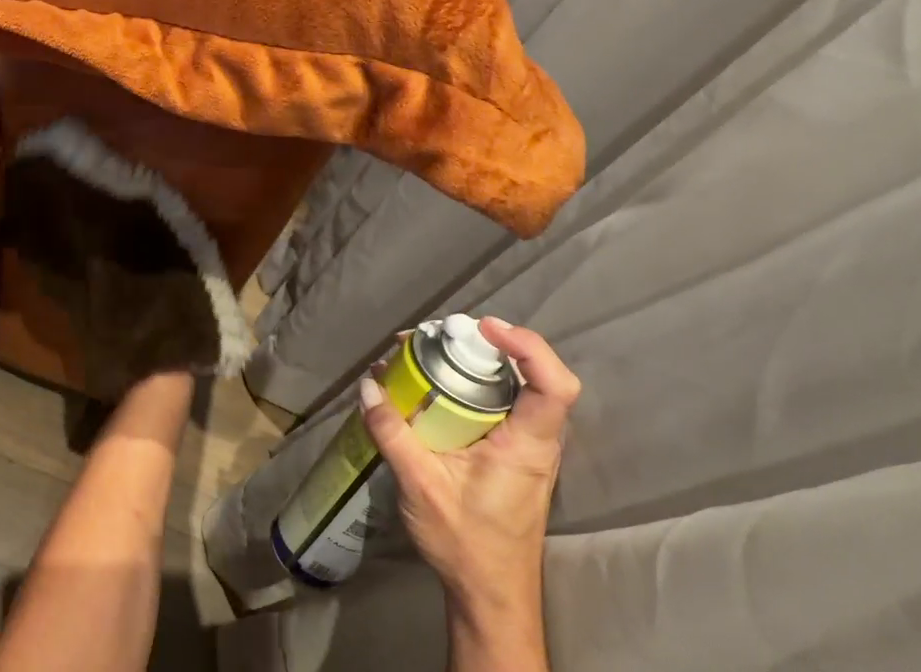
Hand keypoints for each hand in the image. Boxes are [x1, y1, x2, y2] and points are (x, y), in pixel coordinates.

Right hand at [357, 318, 580, 612]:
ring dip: (470, 365)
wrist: (489, 592)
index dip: (527, 346)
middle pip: (528, 376)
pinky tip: (428, 388)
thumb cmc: (466, 543)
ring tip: (420, 355)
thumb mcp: (421, 486)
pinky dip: (464, 388)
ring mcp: (524, 448)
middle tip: (431, 337)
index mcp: (527, 447)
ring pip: (509, 389)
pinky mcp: (508, 455)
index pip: (553, 386)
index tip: (483, 328)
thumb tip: (367, 387)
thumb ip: (393, 433)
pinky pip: (494, 406)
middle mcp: (535, 441)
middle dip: (481, 346)